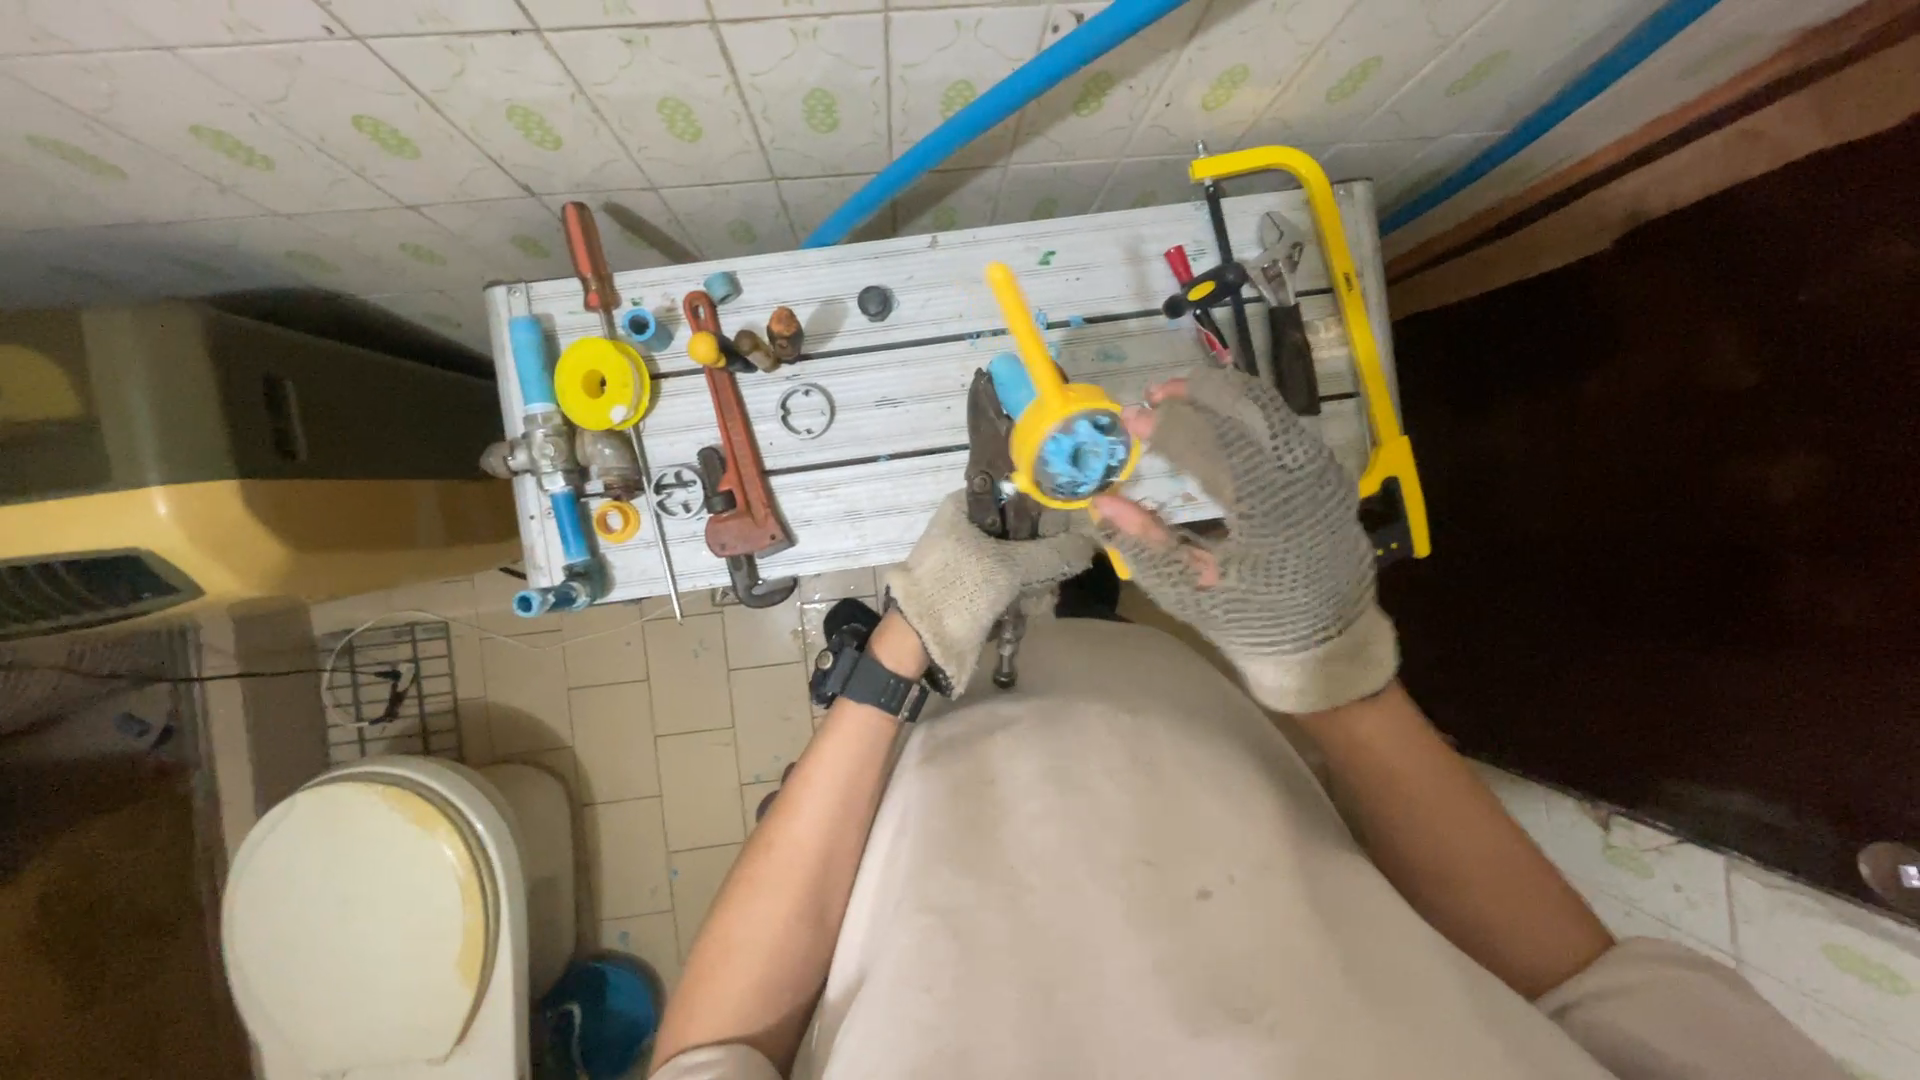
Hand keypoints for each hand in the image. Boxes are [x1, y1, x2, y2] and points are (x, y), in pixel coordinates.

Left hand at [885, 491, 1097, 694]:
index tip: (1071, 527)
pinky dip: (1026, 591)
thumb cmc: (959, 586)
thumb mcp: (1009, 565)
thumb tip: (1089, 544)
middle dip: (1045, 550)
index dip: (1046, 507)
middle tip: (1061, 566)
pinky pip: (1011, 580)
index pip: (1016, 492)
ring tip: (1045, 593)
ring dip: (1038, 575)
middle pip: (1023, 528)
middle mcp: (968, 525)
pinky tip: (1036, 604)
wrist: (922, 637)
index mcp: (965, 505)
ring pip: (1020, 557)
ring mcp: (972, 557)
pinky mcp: (977, 585)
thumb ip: (1052, 552)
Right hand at [1091, 364, 1396, 714]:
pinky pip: (1285, 429)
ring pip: (1271, 412)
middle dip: (1198, 394)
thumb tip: (1100, 500)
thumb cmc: (1252, 623)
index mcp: (1268, 510)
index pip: (1211, 444)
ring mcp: (1322, 474)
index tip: (1131, 417)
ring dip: (1223, 398)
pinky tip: (1221, 418)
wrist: (1327, 649)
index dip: (1168, 425)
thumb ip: (1146, 540)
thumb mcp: (1190, 588)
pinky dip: (1249, 416)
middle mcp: (1302, 479)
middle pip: (1248, 410)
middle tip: (1155, 394)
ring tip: (1181, 398)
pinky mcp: (1327, 478)